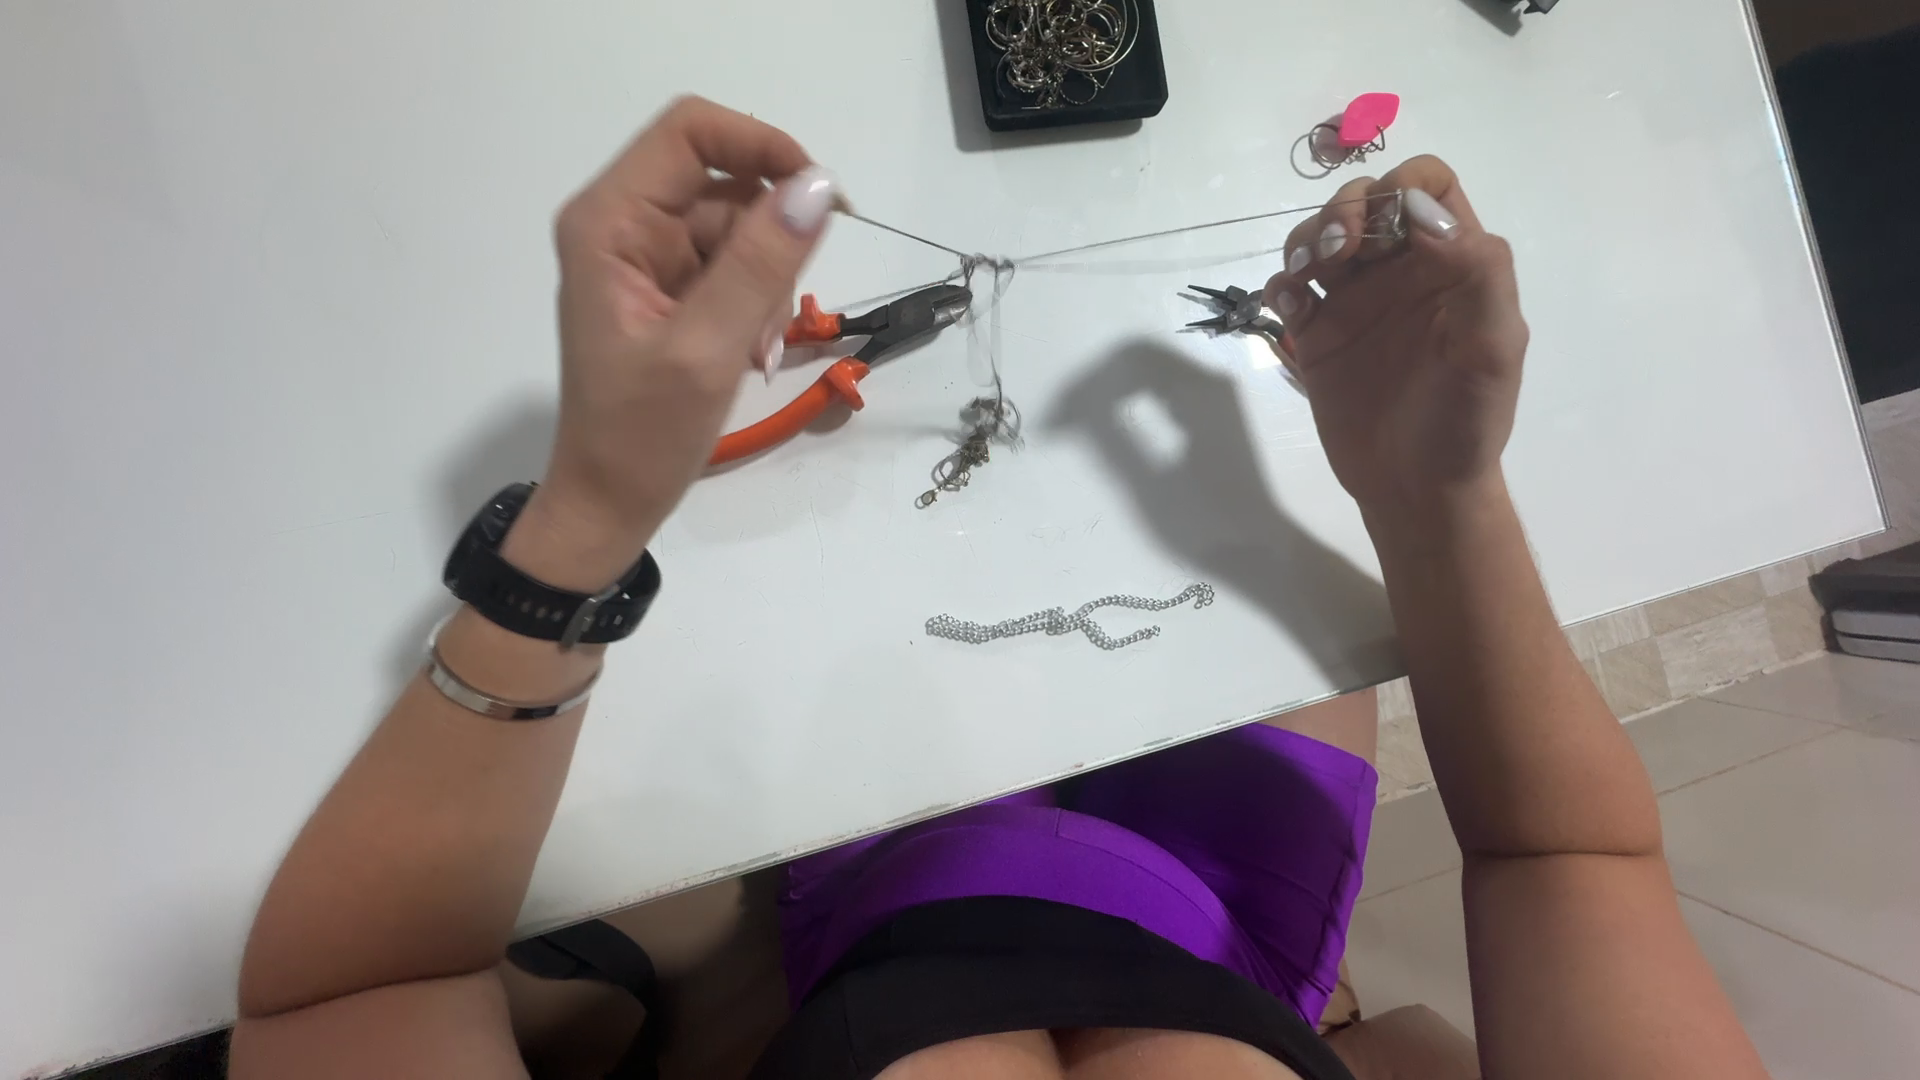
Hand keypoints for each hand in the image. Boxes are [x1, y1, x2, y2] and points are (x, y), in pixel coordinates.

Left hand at [506, 97, 841, 588]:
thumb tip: (818, 189)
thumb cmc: (642, 435)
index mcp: (612, 223)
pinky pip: (737, 275)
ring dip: (768, 289)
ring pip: (741, 236)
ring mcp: (652, 265)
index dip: (763, 148)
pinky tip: (752, 355)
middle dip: (769, 248)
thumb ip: (759, 266)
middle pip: (725, 189)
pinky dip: (758, 310)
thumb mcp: (705, 349)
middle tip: (772, 323)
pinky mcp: (675, 297)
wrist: (613, 500)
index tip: (824, 203)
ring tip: (755, 352)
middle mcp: (628, 228)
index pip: (692, 133)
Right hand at [1263, 156, 1526, 524]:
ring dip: (1305, 242)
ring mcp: (1351, 305)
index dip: (1402, 188)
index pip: (1428, 189)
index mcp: (1450, 265)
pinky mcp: (1314, 337)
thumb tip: (1422, 216)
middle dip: (1342, 212)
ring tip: (1305, 277)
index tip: (1385, 230)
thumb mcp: (1491, 348)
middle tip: (1335, 256)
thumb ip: (1476, 274)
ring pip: (1319, 240)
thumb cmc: (1463, 419)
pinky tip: (1289, 309)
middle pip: (1363, 204)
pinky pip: (1288, 292)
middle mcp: (1398, 274)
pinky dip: (1280, 286)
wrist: (1413, 484)